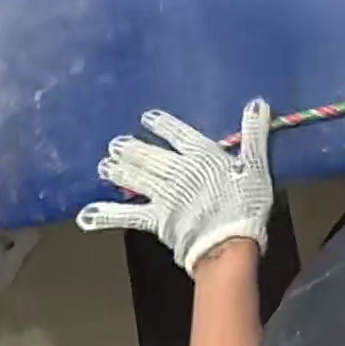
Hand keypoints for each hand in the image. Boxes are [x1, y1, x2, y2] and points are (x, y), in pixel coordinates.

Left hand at [76, 100, 274, 272]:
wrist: (228, 242)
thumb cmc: (246, 204)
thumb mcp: (255, 166)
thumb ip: (253, 135)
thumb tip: (257, 103)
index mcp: (202, 155)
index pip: (179, 135)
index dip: (163, 125)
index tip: (147, 118)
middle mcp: (178, 171)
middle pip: (151, 156)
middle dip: (133, 149)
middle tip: (116, 143)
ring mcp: (164, 195)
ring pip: (137, 178)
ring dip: (120, 170)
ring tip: (105, 164)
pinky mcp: (156, 219)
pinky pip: (127, 215)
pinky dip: (106, 214)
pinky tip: (87, 214)